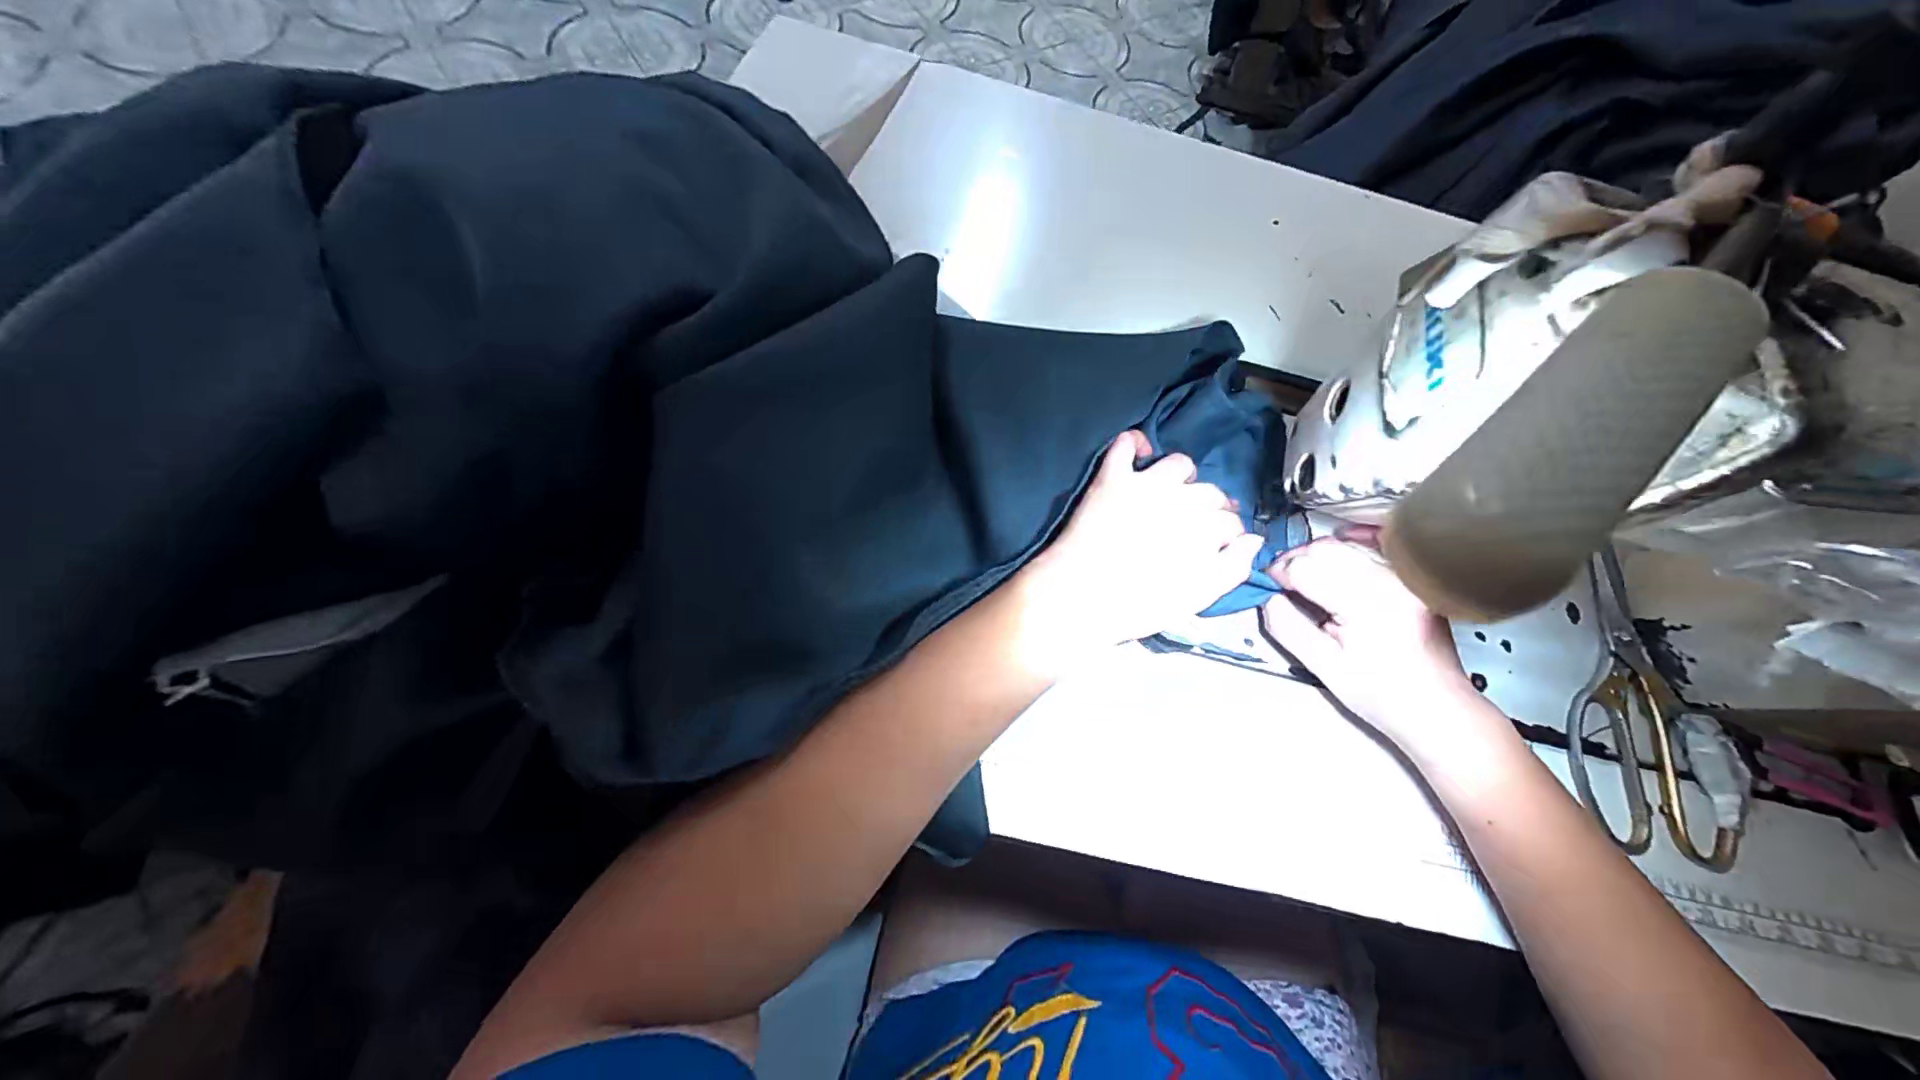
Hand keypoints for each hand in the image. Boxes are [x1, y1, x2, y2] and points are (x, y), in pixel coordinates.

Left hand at [1010, 431, 1262, 667]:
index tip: (1216, 545)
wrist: (1078, 596)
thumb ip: (1231, 568)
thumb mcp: (1196, 598)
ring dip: (1181, 477)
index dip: (1226, 535)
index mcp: (1206, 529)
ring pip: (1177, 464)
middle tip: (1193, 523)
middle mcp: (1182, 499)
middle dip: (1210, 507)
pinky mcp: (1111, 478)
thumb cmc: (1137, 605)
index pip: (1231, 522)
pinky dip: (1135, 444)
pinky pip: (1126, 444)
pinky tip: (1139, 454)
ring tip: (1170, 493)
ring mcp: (1145, 484)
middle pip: (1210, 492)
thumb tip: (1253, 541)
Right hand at [1261, 529, 1496, 753]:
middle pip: (1325, 549)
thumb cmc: (1383, 694)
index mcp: (1366, 603)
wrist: (1436, 707)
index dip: (1279, 574)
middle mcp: (1391, 581)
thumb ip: (1287, 627)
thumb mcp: (1323, 667)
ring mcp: (1406, 577)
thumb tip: (1269, 598)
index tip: (1267, 585)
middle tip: (1280, 582)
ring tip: (1304, 576)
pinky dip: (1353, 541)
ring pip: (1347, 544)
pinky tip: (1340, 545)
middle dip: (1295, 561)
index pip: (1306, 567)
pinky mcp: (1414, 578)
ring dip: (1318, 554)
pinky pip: (1377, 545)